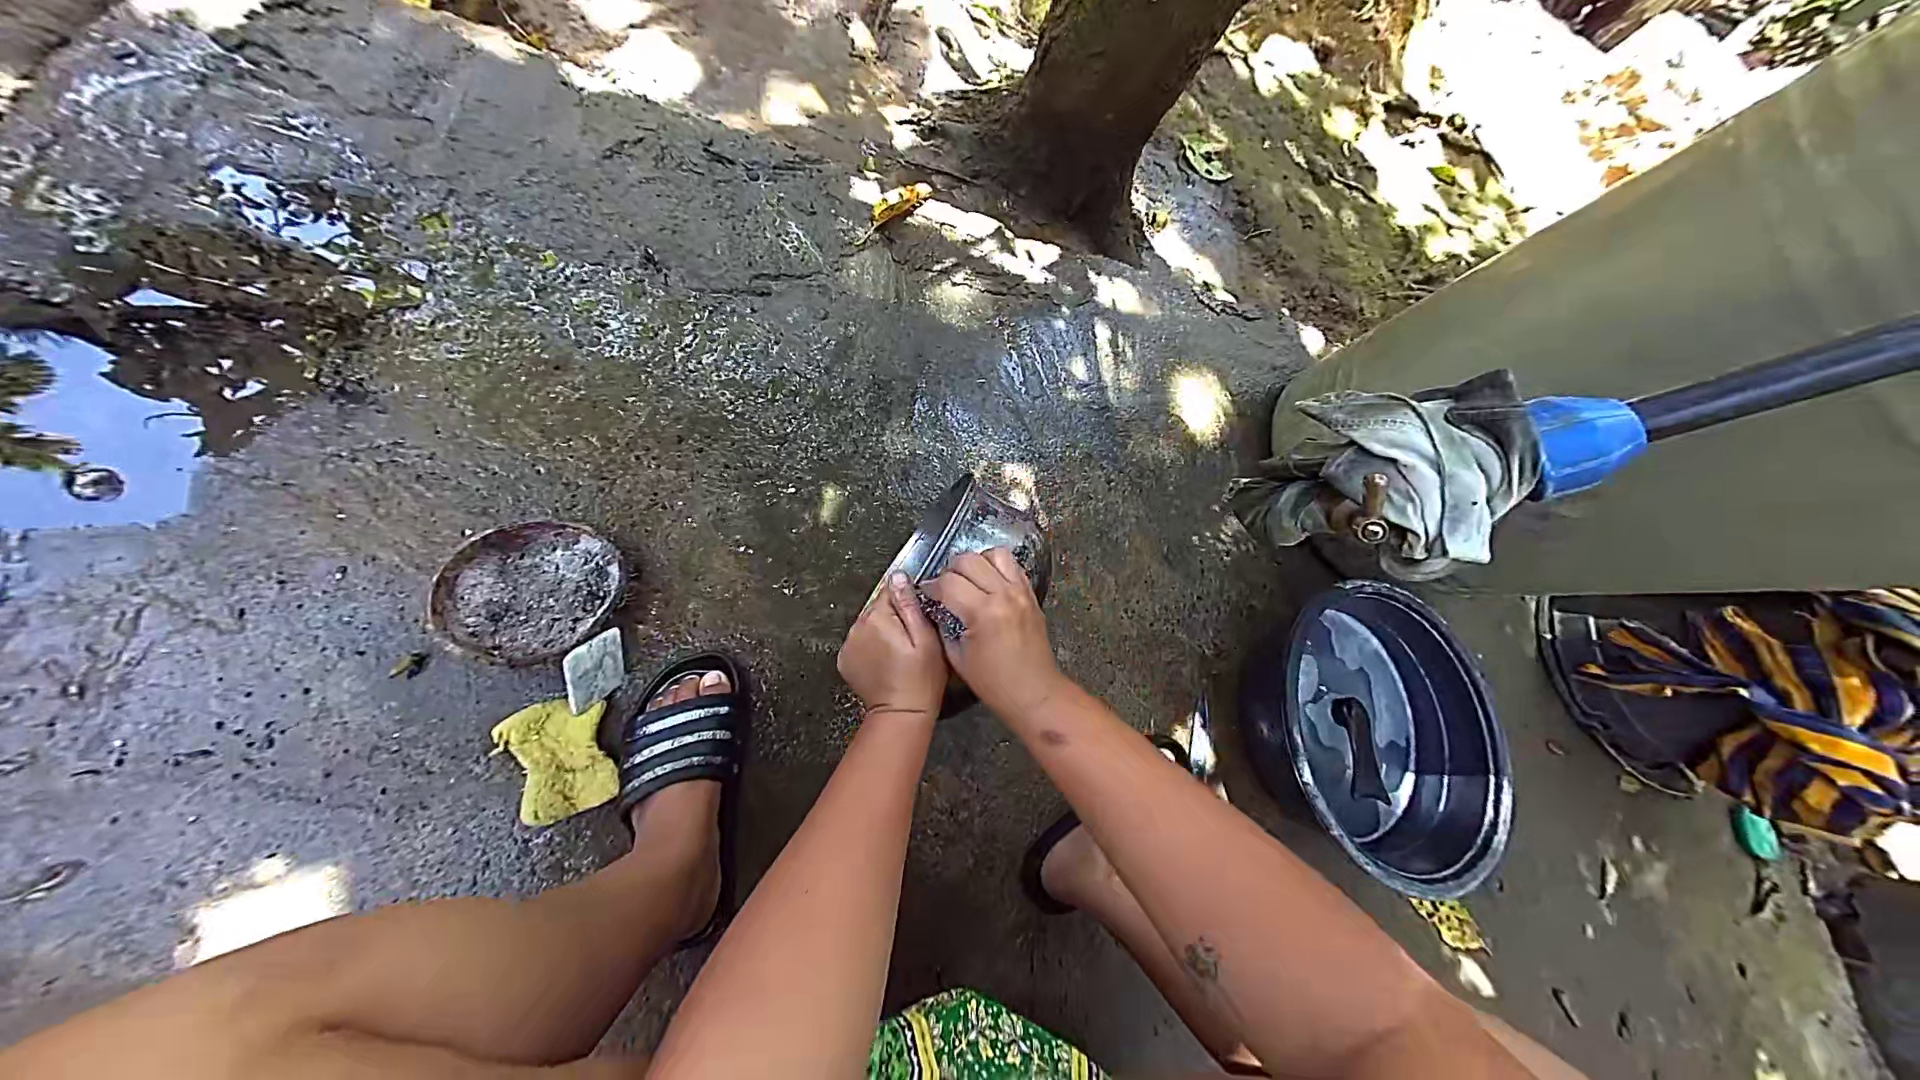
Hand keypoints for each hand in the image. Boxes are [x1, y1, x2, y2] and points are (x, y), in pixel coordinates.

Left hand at [837, 572, 947, 720]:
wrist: (901, 713)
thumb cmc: (920, 679)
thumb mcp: (926, 638)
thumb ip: (910, 604)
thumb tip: (899, 577)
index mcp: (877, 618)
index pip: (890, 590)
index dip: (907, 602)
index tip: (916, 618)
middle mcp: (857, 628)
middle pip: (878, 607)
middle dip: (894, 617)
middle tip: (910, 640)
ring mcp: (849, 645)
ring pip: (868, 624)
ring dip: (881, 632)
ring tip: (899, 653)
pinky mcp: (846, 659)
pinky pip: (860, 642)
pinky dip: (871, 647)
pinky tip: (886, 660)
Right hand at [921, 549, 1065, 715]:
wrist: (1034, 692)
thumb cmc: (997, 684)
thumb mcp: (957, 657)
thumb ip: (943, 625)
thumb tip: (935, 607)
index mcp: (983, 612)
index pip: (948, 582)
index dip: (931, 586)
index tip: (927, 592)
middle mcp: (1004, 596)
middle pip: (969, 560)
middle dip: (950, 571)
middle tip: (944, 586)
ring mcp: (1021, 593)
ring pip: (994, 554)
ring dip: (976, 563)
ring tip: (968, 580)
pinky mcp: (1031, 596)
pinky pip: (1013, 566)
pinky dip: (997, 567)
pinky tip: (988, 583)